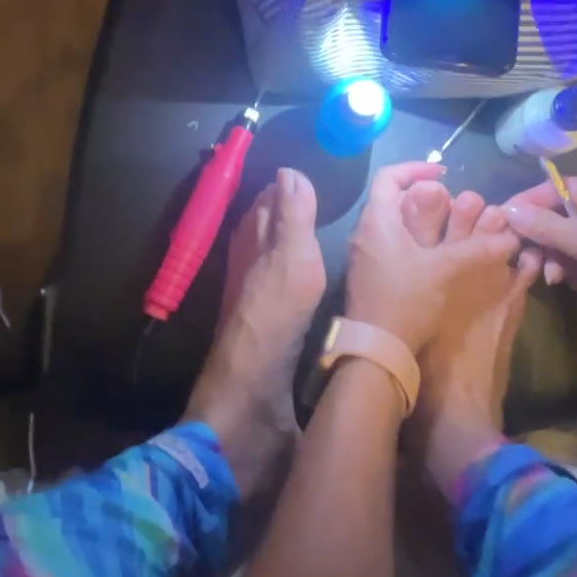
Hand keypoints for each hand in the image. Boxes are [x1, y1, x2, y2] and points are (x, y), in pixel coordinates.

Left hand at [185, 168, 326, 498]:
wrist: (248, 406)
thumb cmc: (271, 325)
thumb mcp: (290, 263)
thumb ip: (293, 220)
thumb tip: (289, 170)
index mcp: (252, 249)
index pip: (266, 205)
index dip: (284, 188)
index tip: (312, 173)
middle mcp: (250, 273)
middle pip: (267, 233)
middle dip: (289, 213)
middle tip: (327, 200)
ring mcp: (258, 307)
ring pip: (275, 264)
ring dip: (295, 246)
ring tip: (327, 235)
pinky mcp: (270, 338)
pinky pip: (286, 295)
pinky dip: (302, 281)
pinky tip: (320, 289)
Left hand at [343, 163, 520, 352]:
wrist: (376, 349)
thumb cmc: (405, 301)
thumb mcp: (444, 270)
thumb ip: (476, 249)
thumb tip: (509, 237)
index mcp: (377, 221)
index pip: (389, 176)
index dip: (416, 168)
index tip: (444, 172)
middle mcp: (365, 233)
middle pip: (393, 198)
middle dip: (425, 196)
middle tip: (453, 203)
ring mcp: (366, 255)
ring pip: (395, 223)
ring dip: (422, 220)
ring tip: (452, 227)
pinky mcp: (371, 275)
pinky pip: (392, 245)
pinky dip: (415, 241)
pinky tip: (438, 254)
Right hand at [503, 176, 576, 344]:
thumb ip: (546, 225)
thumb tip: (508, 209)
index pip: (563, 186)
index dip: (532, 199)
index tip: (504, 215)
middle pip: (565, 214)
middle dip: (544, 235)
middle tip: (523, 253)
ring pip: (571, 239)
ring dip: (556, 256)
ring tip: (551, 277)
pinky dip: (571, 268)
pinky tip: (567, 284)